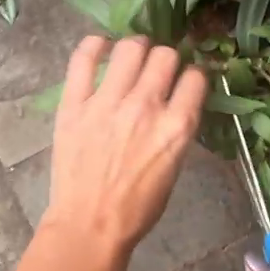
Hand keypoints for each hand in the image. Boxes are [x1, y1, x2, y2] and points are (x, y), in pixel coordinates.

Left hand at [41, 36, 205, 258]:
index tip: (185, 78)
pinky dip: (94, 45)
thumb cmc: (137, 207)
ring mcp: (107, 103)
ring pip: (130, 48)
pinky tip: (100, 47)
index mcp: (176, 127)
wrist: (89, 226)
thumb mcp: (174, 168)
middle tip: (157, 67)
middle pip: (165, 56)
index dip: (193, 75)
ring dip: (136, 47)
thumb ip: (177, 129)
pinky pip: (84, 58)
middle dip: (166, 58)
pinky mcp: (74, 104)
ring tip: (132, 55)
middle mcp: (145, 107)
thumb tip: (177, 100)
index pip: (195, 77)